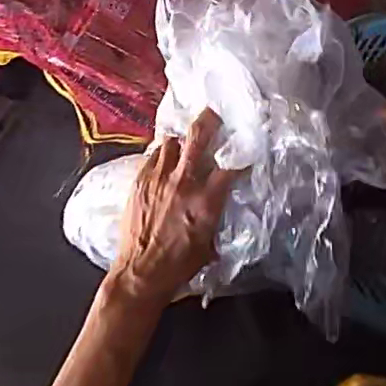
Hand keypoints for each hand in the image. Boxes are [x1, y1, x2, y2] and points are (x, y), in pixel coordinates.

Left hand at [106, 109, 242, 308]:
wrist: (140, 273)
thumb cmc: (179, 265)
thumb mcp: (209, 243)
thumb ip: (217, 218)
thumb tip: (223, 208)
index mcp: (206, 200)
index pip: (230, 166)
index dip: (241, 155)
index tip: (245, 149)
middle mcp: (184, 182)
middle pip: (198, 136)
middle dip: (208, 120)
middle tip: (214, 113)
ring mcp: (159, 178)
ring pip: (173, 141)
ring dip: (181, 140)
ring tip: (185, 141)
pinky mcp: (140, 180)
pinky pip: (154, 155)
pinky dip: (162, 154)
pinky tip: (165, 159)